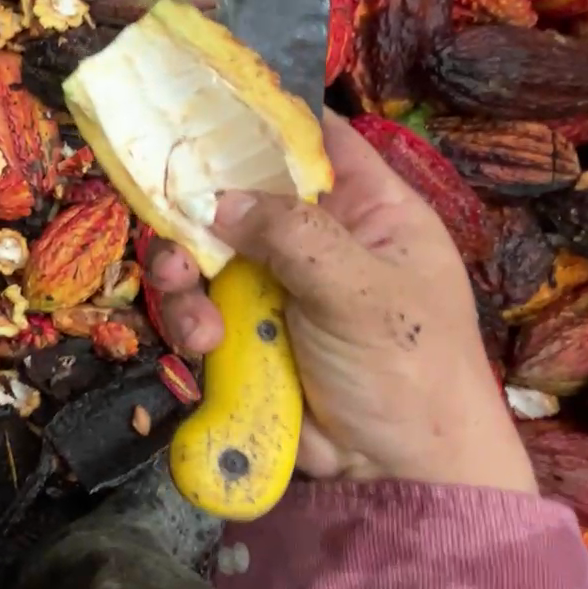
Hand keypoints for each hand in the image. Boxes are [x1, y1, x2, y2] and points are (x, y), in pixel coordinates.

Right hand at [145, 111, 535, 494]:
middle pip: (233, 196)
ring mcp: (266, 284)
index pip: (315, 143)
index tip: (205, 112)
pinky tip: (205, 348)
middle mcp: (309, 239)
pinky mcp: (235, 325)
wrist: (388, 476)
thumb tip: (217, 199)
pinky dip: (186, 322)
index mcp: (366, 213)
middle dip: (196, 219)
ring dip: (184, 283)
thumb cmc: (407, 372)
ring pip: (198, 252)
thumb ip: (296, 237)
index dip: (266, 121)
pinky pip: (190, 302)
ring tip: (197, 323)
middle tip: (179, 246)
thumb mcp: (364, 294)